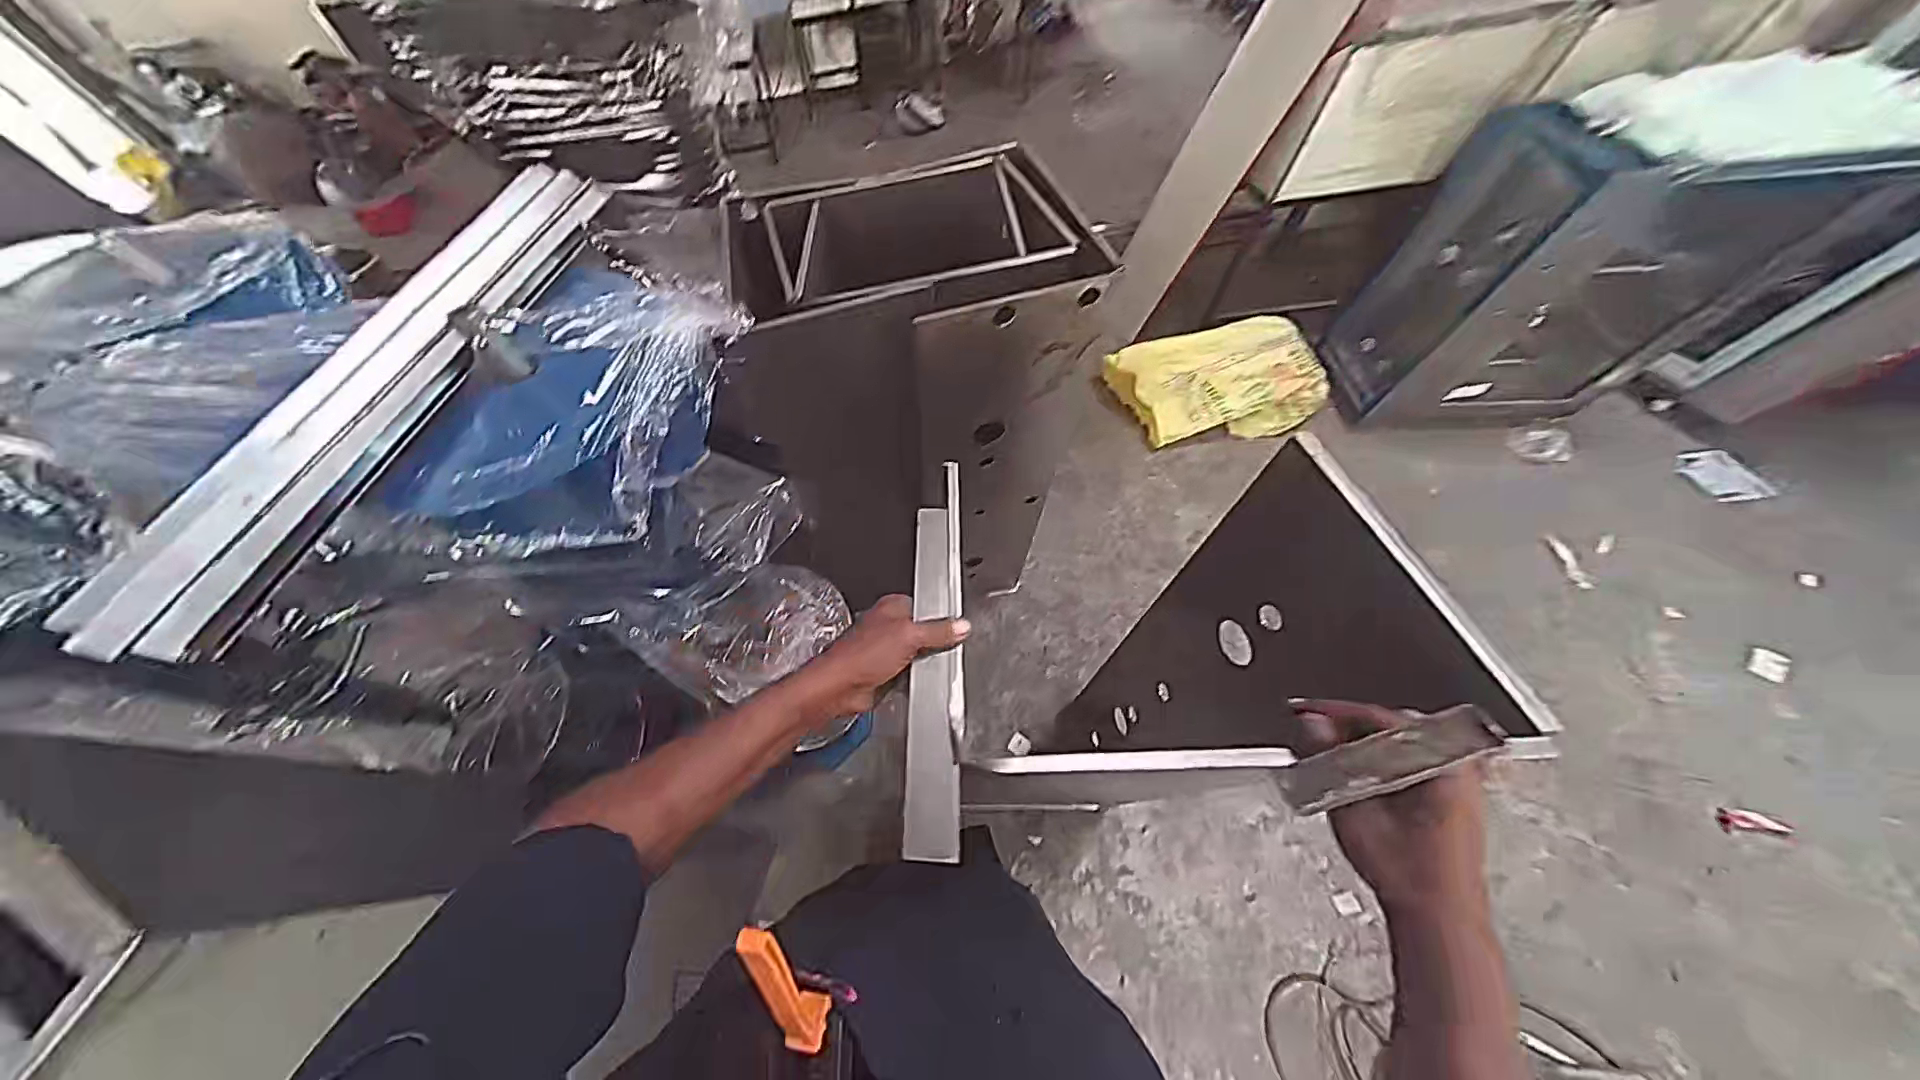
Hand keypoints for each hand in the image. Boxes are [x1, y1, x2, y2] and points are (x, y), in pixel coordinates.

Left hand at [796, 595, 968, 718]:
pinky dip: (916, 675)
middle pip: (927, 631)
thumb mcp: (909, 636)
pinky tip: (914, 677)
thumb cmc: (860, 656)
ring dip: (924, 662)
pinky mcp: (888, 670)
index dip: (944, 617)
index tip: (957, 627)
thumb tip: (961, 626)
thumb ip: (938, 631)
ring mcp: (888, 649)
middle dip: (935, 642)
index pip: (928, 607)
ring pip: (920, 653)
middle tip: (941, 649)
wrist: (840, 688)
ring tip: (923, 666)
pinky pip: (912, 671)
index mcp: (893, 607)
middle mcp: (890, 626)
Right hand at [1293, 699, 1489, 917]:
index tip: (1309, 711)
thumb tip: (1312, 725)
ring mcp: (1460, 786)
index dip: (1337, 711)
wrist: (1438, 919)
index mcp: (1441, 763)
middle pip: (1394, 726)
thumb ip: (1328, 759)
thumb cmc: (1410, 875)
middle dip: (1349, 725)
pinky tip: (1356, 773)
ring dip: (1363, 744)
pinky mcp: (1453, 801)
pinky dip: (1379, 760)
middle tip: (1315, 730)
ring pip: (1401, 743)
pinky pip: (1411, 762)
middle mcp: (1458, 770)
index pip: (1382, 717)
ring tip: (1329, 753)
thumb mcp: (1352, 807)